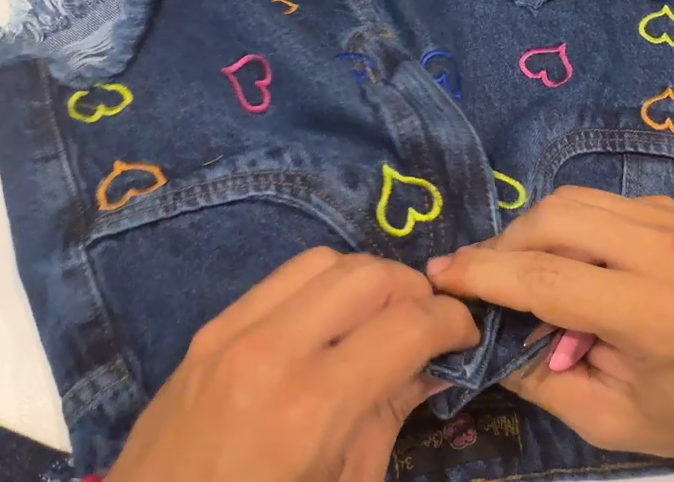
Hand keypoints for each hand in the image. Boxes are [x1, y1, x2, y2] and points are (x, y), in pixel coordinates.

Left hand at [108, 248, 478, 481]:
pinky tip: (329, 320)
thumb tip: (435, 363)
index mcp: (313, 408)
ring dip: (367, 279)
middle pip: (368, 274)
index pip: (406, 326)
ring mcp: (232, 331)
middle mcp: (273, 351)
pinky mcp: (208, 329)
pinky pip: (280, 277)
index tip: (465, 334)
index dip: (451, 322)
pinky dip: (321, 285)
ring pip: (325, 260)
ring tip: (380, 315)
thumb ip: (390, 414)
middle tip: (427, 322)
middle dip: (413, 290)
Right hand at [427, 188, 673, 481]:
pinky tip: (562, 262)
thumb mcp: (612, 423)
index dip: (484, 275)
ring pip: (567, 200)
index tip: (439, 275)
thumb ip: (541, 382)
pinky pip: (591, 202)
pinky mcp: (664, 207)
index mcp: (651, 313)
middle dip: (502, 246)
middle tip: (479, 282)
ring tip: (518, 275)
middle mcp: (659, 250)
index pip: (547, 280)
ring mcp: (665, 219)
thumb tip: (486, 337)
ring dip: (528, 232)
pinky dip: (560, 225)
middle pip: (552, 220)